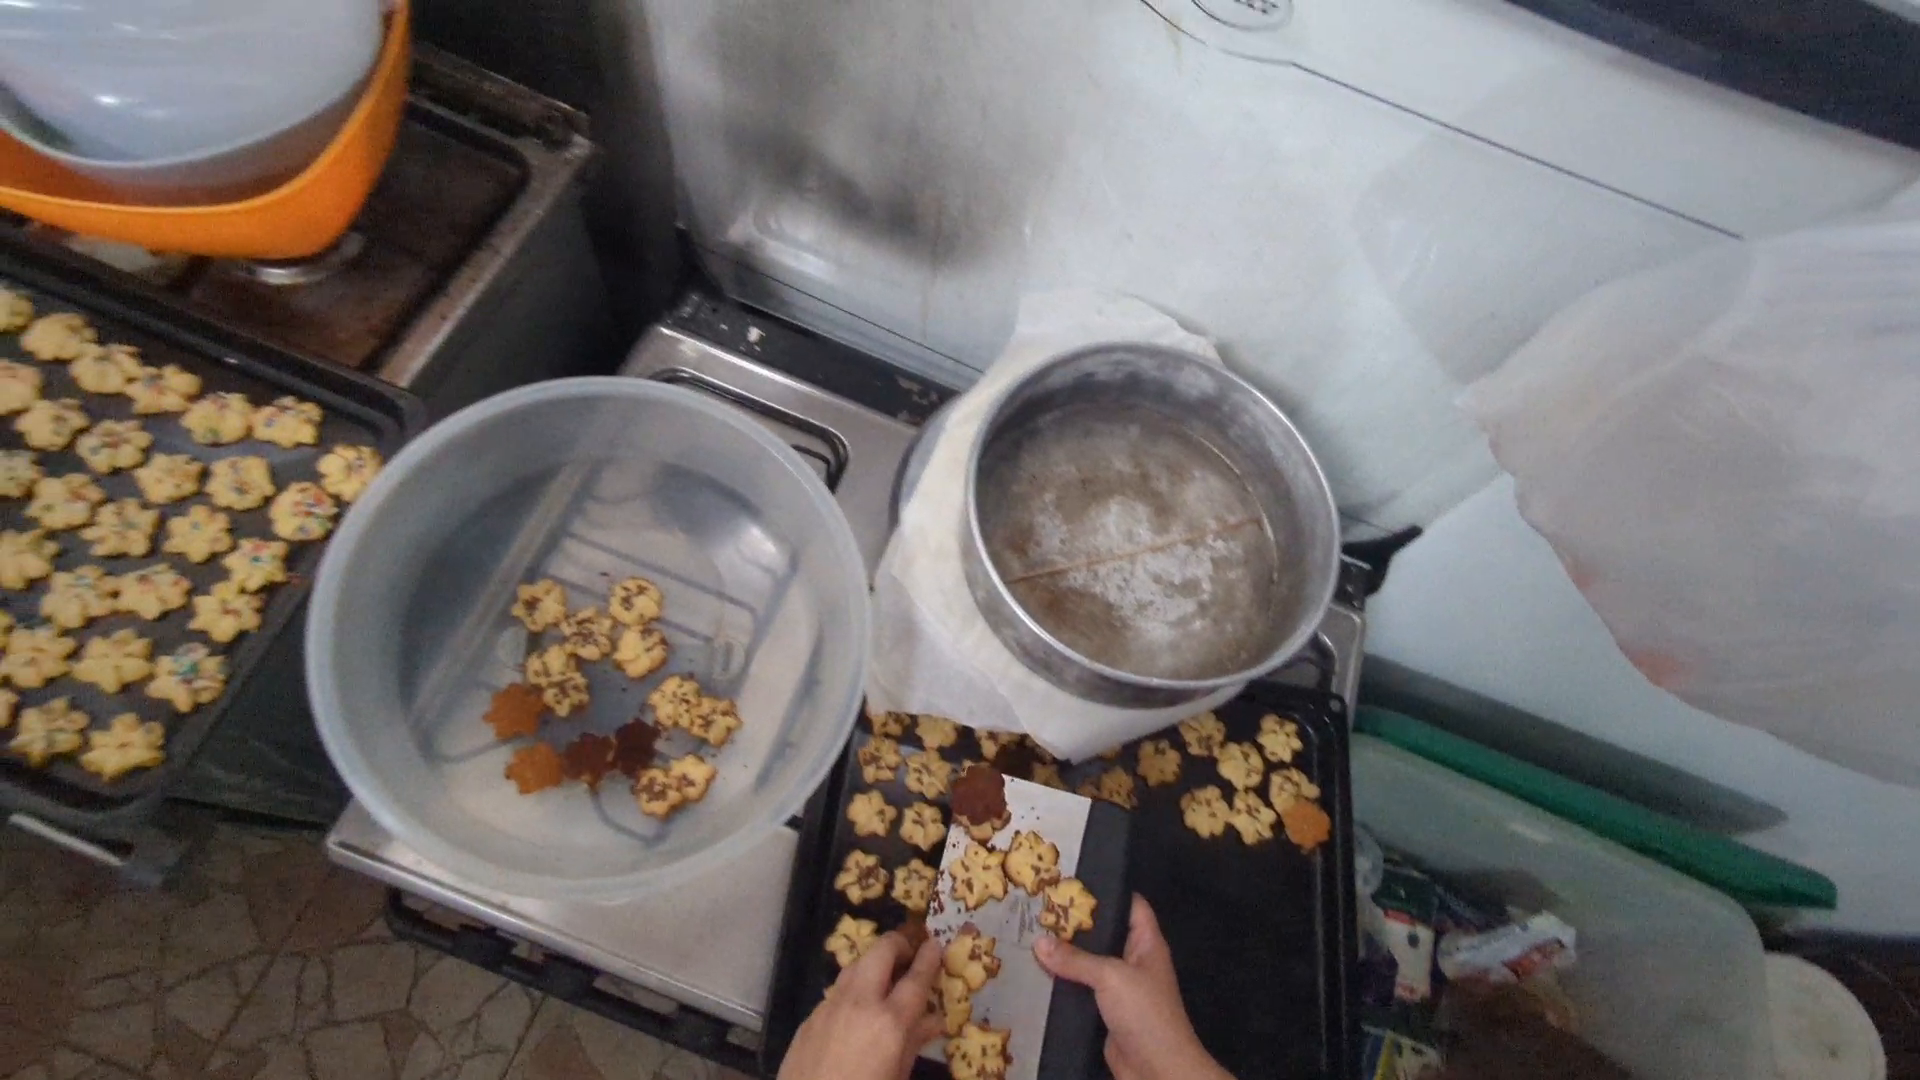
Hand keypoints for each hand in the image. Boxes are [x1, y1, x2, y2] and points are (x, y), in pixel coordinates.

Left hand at [779, 931, 943, 1079]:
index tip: (936, 944)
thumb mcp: (898, 1078)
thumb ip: (914, 1043)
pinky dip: (852, 992)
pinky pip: (836, 991)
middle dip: (898, 945)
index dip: (929, 957)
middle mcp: (859, 1003)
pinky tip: (855, 1014)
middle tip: (908, 958)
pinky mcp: (809, 1018)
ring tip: (884, 980)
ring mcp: (830, 1006)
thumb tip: (932, 1018)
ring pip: (856, 964)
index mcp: (889, 1023)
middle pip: (882, 951)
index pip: (916, 978)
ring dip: (874, 964)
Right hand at [1034, 895, 1231, 1079]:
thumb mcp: (1110, 977)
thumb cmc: (1145, 1013)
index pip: (1130, 902)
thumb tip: (1038, 942)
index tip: (1074, 877)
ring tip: (1031, 930)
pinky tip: (1037, 969)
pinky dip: (1062, 980)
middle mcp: (1132, 960)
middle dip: (1075, 920)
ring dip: (1065, 952)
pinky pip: (1080, 987)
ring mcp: (1118, 987)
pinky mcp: (1103, 1011)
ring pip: (1088, 960)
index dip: (1107, 888)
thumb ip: (1075, 958)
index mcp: (1146, 942)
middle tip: (1041, 902)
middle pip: (1103, 931)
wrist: (1158, 1073)